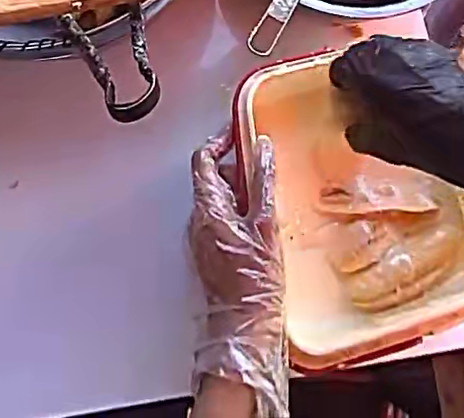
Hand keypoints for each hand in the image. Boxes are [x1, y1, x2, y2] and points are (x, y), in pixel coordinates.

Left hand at [188, 130, 287, 417]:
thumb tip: (262, 148)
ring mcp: (203, 237)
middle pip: (212, 177)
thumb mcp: (265, 223)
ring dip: (240, 190)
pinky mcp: (212, 251)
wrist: (244, 329)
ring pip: (218, 198)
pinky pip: (222, 218)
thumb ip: (262, 181)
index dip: (220, 141)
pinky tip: (259, 223)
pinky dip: (239, 210)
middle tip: (262, 169)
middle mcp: (199, 220)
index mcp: (208, 208)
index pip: (203, 159)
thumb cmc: (253, 282)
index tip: (239, 134)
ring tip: (265, 200)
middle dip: (237, 168)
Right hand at [328, 35, 463, 194]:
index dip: (342, 79)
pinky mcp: (436, 50)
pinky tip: (414, 83)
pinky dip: (405, 63)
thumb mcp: (383, 146)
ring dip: (383, 62)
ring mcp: (414, 47)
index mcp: (370, 73)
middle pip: (364, 51)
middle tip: (364, 86)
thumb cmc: (426, 143)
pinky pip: (410, 51)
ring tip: (389, 84)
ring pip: (387, 47)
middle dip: (361, 67)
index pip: (343, 64)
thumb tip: (355, 127)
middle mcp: (389, 52)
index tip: (344, 90)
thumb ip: (361, 131)